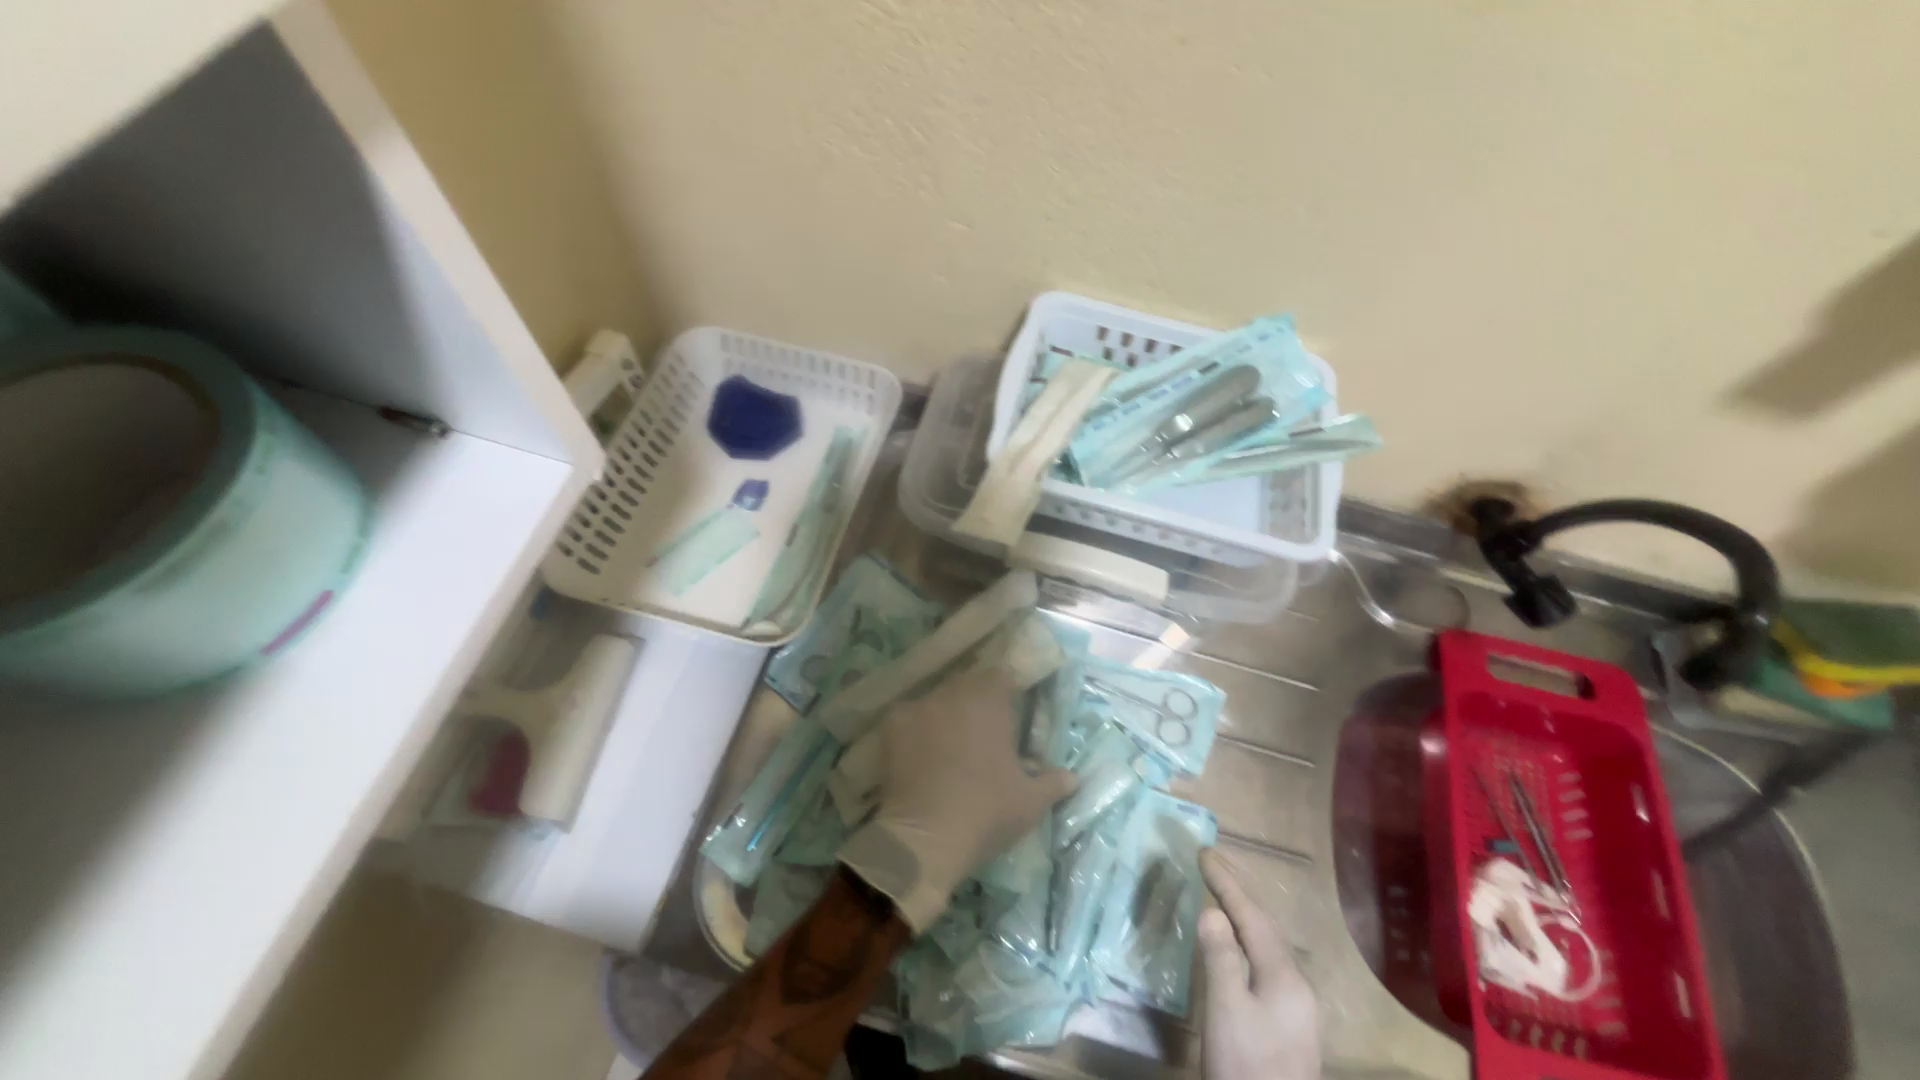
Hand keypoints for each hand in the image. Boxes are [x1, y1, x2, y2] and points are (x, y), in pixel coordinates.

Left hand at [838, 665, 1076, 930]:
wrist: (926, 837)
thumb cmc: (987, 811)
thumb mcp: (1031, 801)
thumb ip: (1054, 782)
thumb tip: (1072, 777)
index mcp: (990, 700)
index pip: (1002, 676)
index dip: (1007, 692)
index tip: (1011, 714)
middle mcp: (953, 693)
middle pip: (968, 685)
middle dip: (976, 702)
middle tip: (984, 733)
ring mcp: (918, 707)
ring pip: (937, 700)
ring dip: (946, 714)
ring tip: (951, 745)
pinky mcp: (891, 727)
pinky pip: (909, 718)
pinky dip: (917, 730)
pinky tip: (921, 753)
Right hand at [1197, 850, 1320, 1079]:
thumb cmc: (1245, 1067)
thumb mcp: (1227, 1011)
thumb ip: (1221, 958)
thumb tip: (1213, 911)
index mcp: (1284, 976)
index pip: (1252, 916)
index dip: (1227, 884)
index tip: (1204, 853)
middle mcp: (1296, 984)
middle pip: (1265, 926)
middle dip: (1238, 892)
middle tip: (1212, 861)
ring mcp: (1296, 1006)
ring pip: (1268, 945)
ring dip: (1244, 914)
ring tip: (1222, 891)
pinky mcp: (1288, 1024)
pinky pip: (1266, 962)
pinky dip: (1247, 939)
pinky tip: (1236, 945)